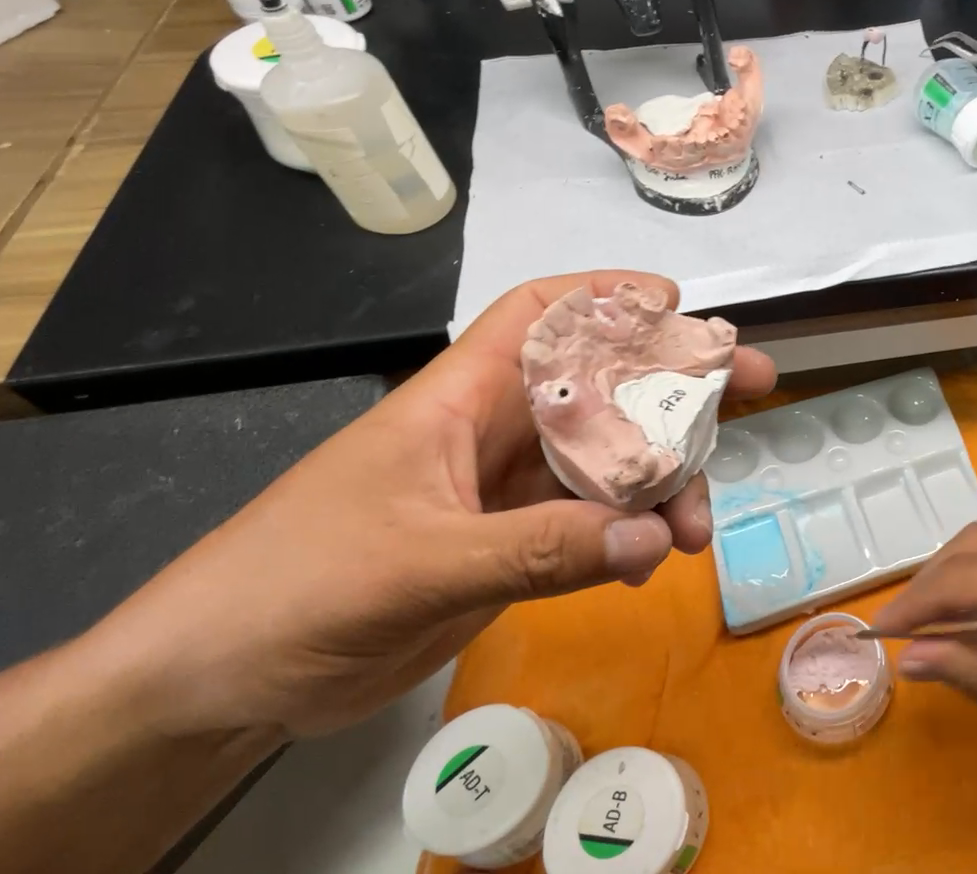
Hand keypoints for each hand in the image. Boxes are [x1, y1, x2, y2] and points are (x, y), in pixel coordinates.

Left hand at [88, 271, 774, 740]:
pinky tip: (652, 562)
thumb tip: (654, 535)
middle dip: (676, 385)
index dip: (606, 297)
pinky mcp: (518, 548)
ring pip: (612, 463)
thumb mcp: (417, 565)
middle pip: (603, 387)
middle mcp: (496, 435)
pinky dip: (633, 537)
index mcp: (459, 401)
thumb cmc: (294, 588)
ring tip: (695, 526)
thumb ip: (538, 550)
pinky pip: (597, 527)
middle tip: (750, 388)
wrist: (220, 684)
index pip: (538, 318)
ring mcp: (511, 494)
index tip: (676, 305)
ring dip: (664, 483)